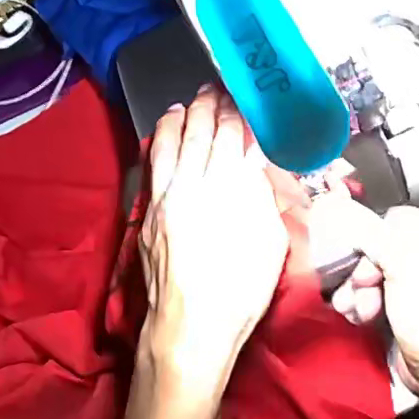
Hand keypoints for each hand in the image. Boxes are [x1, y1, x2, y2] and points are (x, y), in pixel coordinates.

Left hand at [139, 87, 289, 391]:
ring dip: (179, 119)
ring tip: (185, 103)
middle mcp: (192, 187)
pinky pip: (153, 168)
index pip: (231, 138)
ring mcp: (164, 200)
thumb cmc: (241, 291)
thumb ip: (261, 196)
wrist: (191, 330)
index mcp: (228, 191)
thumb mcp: (271, 242)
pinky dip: (160, 145)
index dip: (236, 114)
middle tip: (215, 88)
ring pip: (168, 145)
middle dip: (208, 106)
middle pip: (199, 134)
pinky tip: (163, 138)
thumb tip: (254, 165)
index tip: (240, 98)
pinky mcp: (147, 217)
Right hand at [317, 202, 418, 418]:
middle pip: (387, 247)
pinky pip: (386, 294)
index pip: (399, 220)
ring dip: (362, 290)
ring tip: (359, 312)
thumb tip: (340, 209)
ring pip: (382, 271)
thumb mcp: (409, 273)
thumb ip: (376, 237)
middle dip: (365, 272)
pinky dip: (369, 304)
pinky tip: (361, 318)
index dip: (374, 243)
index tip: (365, 271)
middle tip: (361, 295)